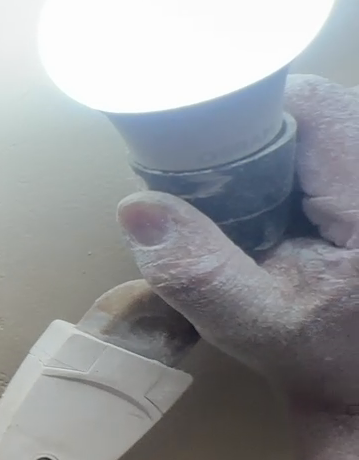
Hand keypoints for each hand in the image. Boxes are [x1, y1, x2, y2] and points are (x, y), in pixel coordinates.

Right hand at [119, 76, 358, 413]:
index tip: (191, 140)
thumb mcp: (248, 322)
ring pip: (318, 132)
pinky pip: (323, 154)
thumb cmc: (319, 354)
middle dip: (247, 138)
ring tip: (233, 206)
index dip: (246, 109)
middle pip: (314, 113)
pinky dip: (283, 171)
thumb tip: (136, 206)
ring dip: (264, 157)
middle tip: (204, 188)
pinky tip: (264, 211)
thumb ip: (195, 268)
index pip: (314, 105)